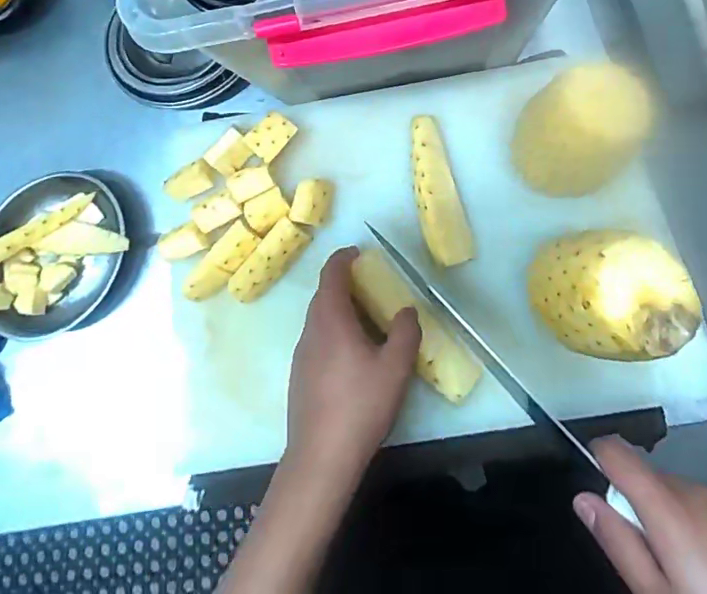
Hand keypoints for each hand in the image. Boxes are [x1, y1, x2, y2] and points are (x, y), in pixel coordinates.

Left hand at [284, 247, 421, 475]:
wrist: (320, 456)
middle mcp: (311, 329)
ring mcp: (302, 353)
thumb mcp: (395, 368)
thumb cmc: (360, 405)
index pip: (331, 274)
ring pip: (319, 318)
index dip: (343, 258)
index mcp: (330, 319)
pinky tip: (352, 355)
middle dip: (344, 283)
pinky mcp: (300, 374)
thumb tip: (406, 311)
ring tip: (366, 319)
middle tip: (370, 285)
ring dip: (339, 309)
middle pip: (323, 294)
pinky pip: (317, 338)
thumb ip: (405, 333)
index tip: (358, 252)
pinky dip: (334, 330)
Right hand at [574, 435, 706, 593]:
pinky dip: (695, 532)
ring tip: (681, 576)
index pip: (614, 449)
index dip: (596, 461)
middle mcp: (694, 491)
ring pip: (674, 496)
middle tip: (646, 561)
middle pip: (644, 477)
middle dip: (634, 506)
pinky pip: (704, 513)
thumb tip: (583, 500)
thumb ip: (619, 544)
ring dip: (665, 521)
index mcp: (667, 505)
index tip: (597, 498)